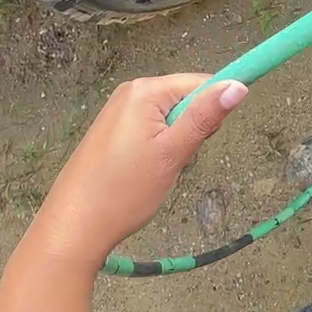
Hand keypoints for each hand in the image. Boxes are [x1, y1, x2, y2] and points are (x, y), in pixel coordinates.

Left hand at [27, 74, 246, 269]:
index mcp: (146, 90)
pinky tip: (145, 171)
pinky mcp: (112, 129)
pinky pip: (152, 127)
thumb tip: (239, 85)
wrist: (72, 228)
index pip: (202, 82)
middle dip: (191, 129)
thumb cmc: (124, 190)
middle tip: (176, 160)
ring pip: (170, 116)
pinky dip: (159, 147)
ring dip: (176, 141)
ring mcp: (119, 110)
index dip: (212, 110)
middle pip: (186, 98)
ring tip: (158, 169)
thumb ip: (205, 116)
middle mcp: (131, 91)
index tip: (203, 141)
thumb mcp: (173, 153)